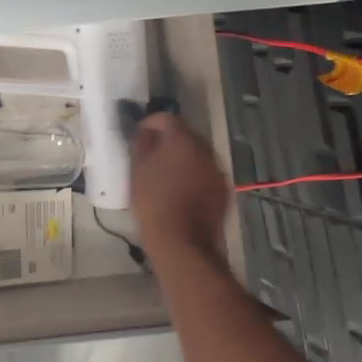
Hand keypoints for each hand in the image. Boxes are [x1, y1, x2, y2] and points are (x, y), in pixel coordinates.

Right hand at [129, 112, 229, 265]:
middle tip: (151, 153)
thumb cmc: (154, 203)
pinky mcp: (224, 190)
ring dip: (183, 157)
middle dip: (169, 140)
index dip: (150, 122)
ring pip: (198, 154)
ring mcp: (218, 171)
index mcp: (183, 141)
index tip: (138, 134)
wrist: (183, 243)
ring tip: (165, 173)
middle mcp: (206, 151)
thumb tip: (145, 133)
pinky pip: (206, 172)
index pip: (167, 118)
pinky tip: (180, 189)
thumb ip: (142, 145)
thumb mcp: (138, 172)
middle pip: (186, 134)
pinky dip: (194, 174)